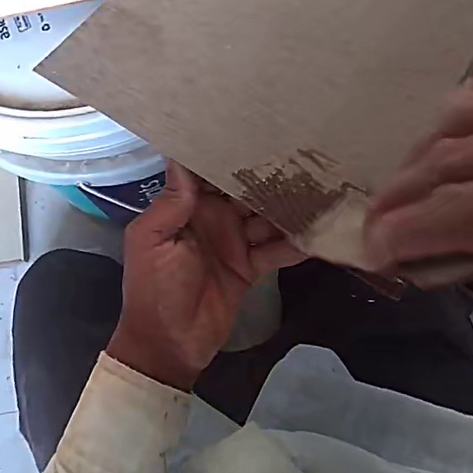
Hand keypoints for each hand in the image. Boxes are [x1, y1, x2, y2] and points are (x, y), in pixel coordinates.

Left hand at [107, 163, 305, 388]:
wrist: (169, 343)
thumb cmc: (154, 288)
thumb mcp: (153, 242)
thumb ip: (172, 203)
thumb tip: (183, 157)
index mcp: (185, 208)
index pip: (208, 173)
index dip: (226, 154)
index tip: (253, 129)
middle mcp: (212, 218)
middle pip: (244, 191)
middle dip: (268, 176)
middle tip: (303, 154)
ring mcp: (233, 242)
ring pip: (265, 217)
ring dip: (287, 206)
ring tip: (320, 186)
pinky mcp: (250, 266)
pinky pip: (275, 249)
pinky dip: (294, 243)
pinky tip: (319, 230)